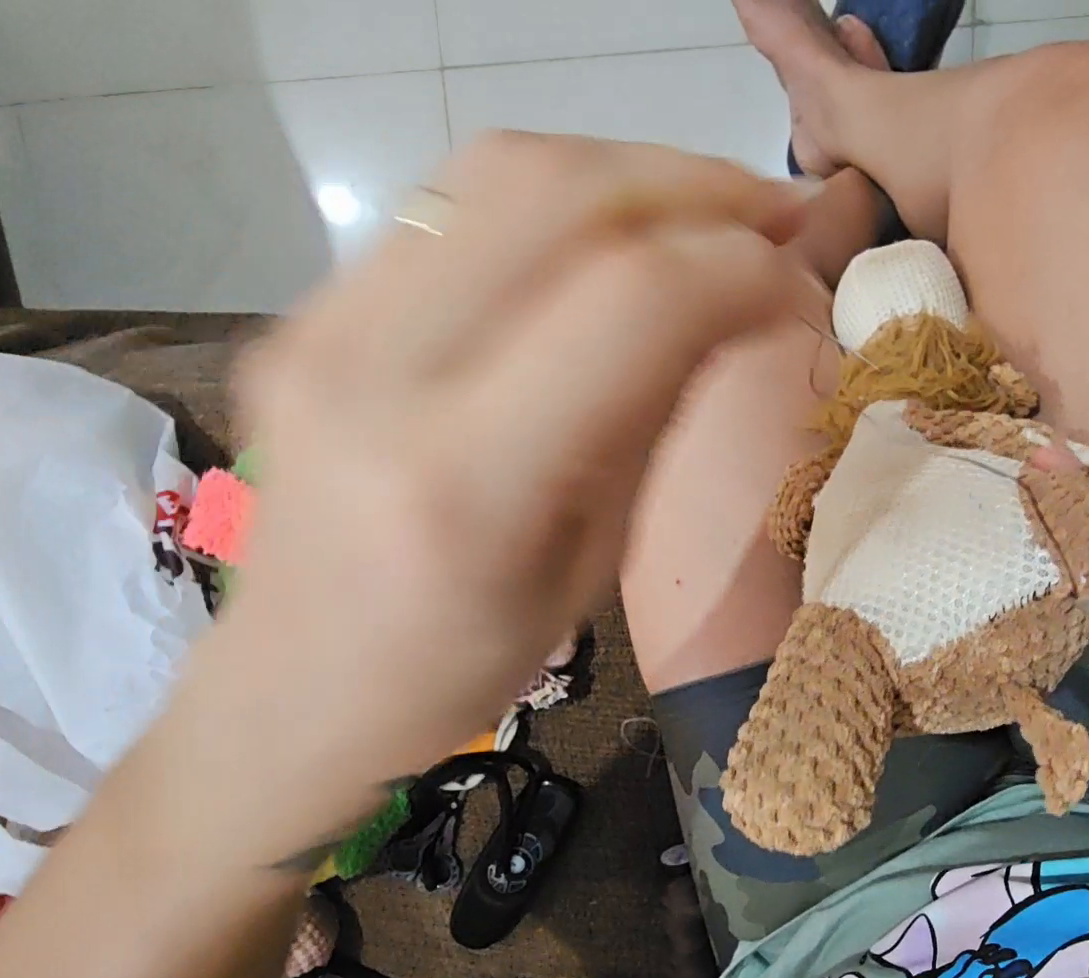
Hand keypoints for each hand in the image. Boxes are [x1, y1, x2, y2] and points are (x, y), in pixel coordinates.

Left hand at [195, 135, 814, 788]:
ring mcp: (321, 325)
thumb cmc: (462, 670)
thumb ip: (651, 417)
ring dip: (630, 173)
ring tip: (707, 211)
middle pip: (560, 196)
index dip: (739, 270)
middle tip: (773, 218)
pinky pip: (452, 205)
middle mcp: (374, 374)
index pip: (631, 305)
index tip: (798, 286)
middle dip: (696, 188)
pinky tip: (613, 233)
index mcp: (464, 482)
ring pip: (500, 171)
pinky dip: (559, 196)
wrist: (290, 695)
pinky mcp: (307, 309)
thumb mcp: (589, 566)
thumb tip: (729, 304)